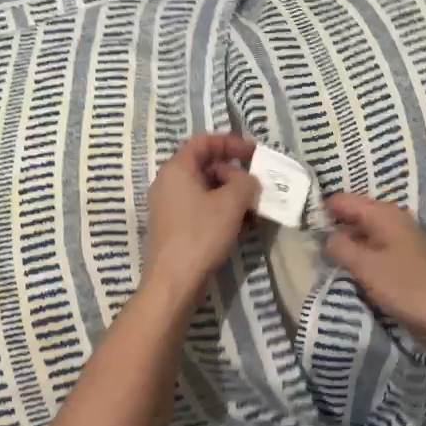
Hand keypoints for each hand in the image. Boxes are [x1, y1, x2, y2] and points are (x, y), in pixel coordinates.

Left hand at [144, 134, 260, 303]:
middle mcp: (169, 183)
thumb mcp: (230, 203)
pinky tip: (243, 227)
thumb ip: (245, 183)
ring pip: (207, 191)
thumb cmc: (200, 234)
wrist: (173, 283)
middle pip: (206, 166)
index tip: (254, 152)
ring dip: (232, 196)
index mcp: (177, 169)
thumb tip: (248, 181)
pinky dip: (222, 212)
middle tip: (256, 188)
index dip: (230, 142)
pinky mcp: (176, 228)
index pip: (204, 142)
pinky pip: (202, 210)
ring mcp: (171, 207)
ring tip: (255, 210)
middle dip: (235, 174)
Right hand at [322, 193, 425, 350]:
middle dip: (332, 228)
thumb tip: (324, 237)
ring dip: (345, 246)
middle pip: (352, 216)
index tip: (301, 226)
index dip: (321, 210)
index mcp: (383, 214)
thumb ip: (339, 247)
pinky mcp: (403, 263)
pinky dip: (359, 259)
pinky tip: (348, 273)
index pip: (342, 200)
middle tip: (307, 246)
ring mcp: (399, 242)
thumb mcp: (366, 266)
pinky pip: (373, 253)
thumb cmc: (407, 288)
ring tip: (322, 261)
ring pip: (363, 236)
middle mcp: (392, 221)